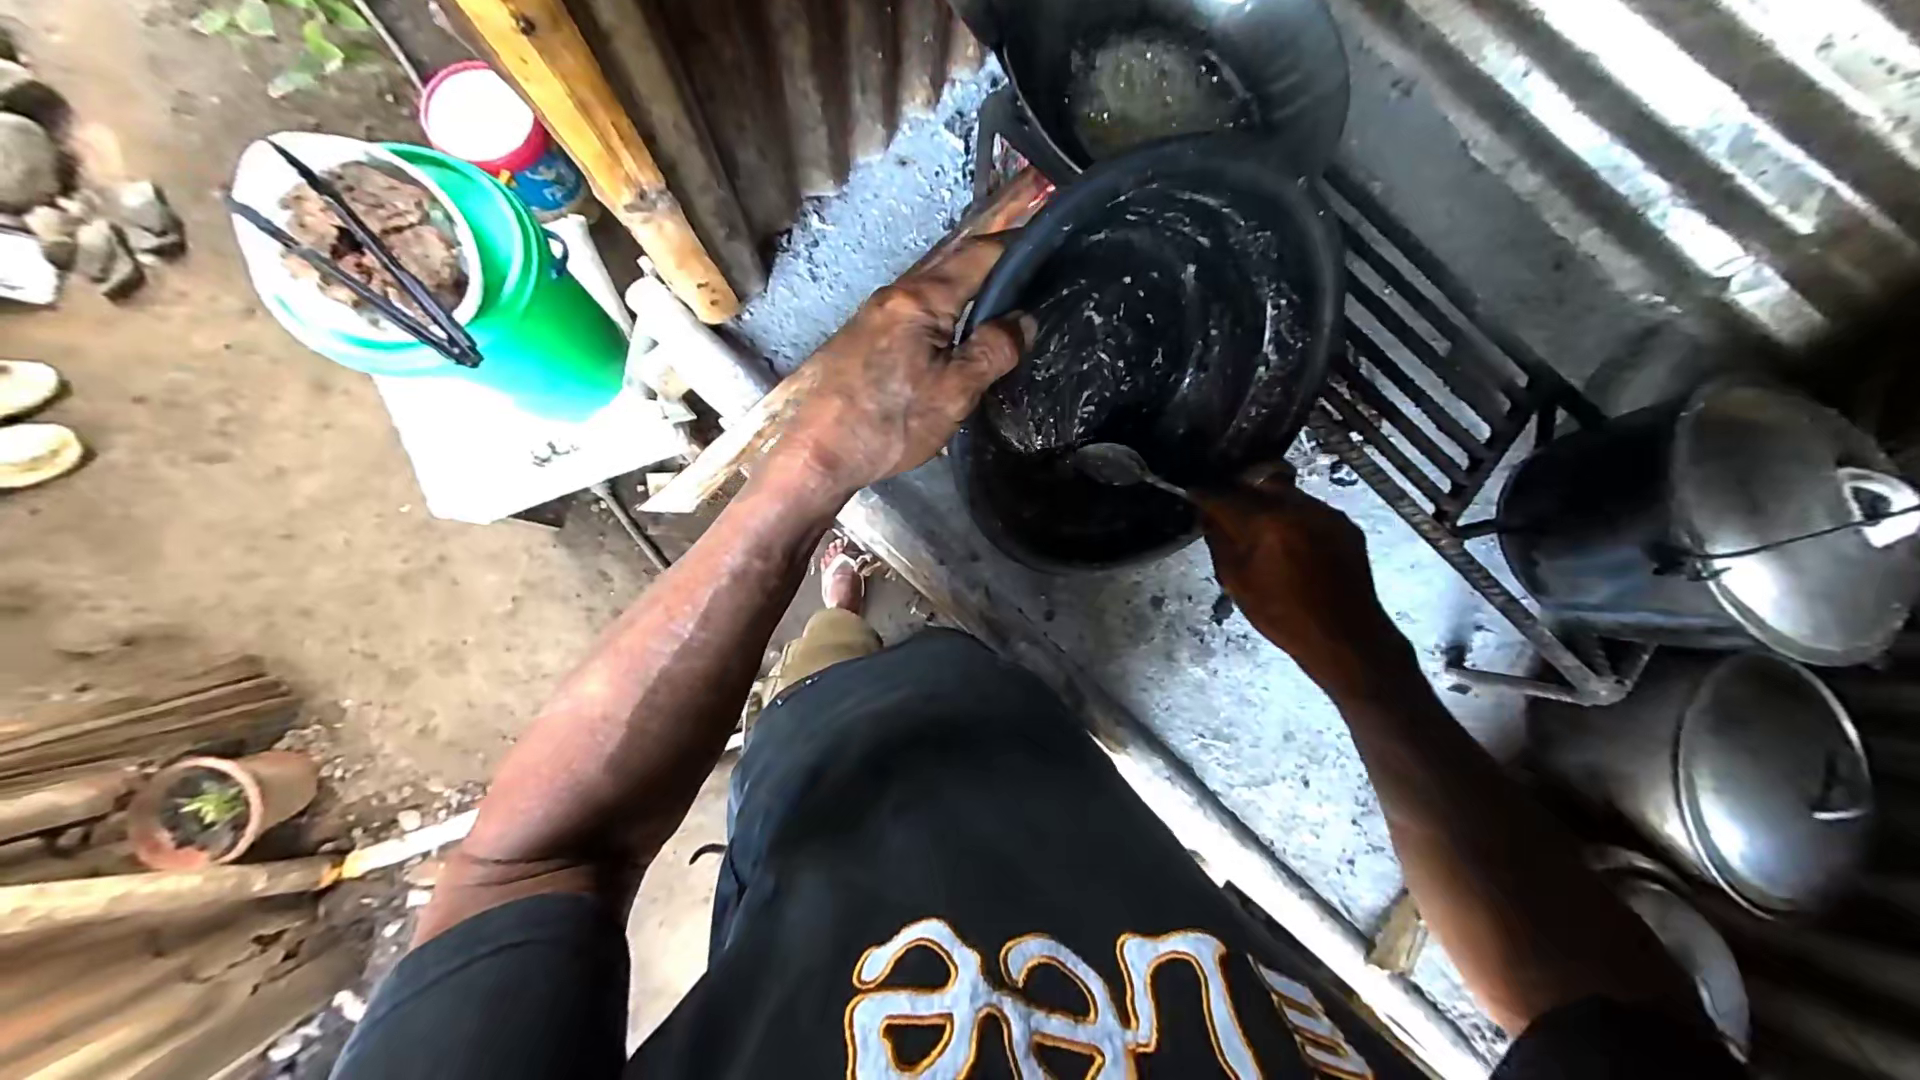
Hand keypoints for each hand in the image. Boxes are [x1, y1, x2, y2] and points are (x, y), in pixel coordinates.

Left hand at [771, 235, 1028, 493]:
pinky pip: (916, 313)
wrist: (818, 454)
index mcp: (920, 300)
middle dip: (992, 267)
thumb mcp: (954, 392)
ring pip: (933, 292)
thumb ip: (993, 351)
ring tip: (1002, 306)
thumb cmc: (889, 424)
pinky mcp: (864, 340)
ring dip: (968, 292)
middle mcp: (894, 295)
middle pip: (952, 267)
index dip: (1015, 247)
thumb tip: (1023, 321)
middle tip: (1032, 279)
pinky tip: (957, 334)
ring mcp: (874, 316)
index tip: (1048, 250)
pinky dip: (945, 314)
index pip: (978, 255)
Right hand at [1197, 477, 1412, 694]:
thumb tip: (1209, 516)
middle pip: (1256, 482)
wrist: (1344, 636)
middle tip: (1227, 512)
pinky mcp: (1345, 523)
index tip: (1194, 495)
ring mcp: (1326, 513)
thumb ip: (1219, 541)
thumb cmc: (1282, 616)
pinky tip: (1290, 543)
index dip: (1203, 494)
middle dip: (1238, 494)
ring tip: (1261, 531)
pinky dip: (1293, 518)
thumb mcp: (1236, 582)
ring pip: (1285, 493)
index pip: (1223, 495)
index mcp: (1265, 523)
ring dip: (1267, 505)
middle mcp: (1297, 508)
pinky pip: (1309, 508)